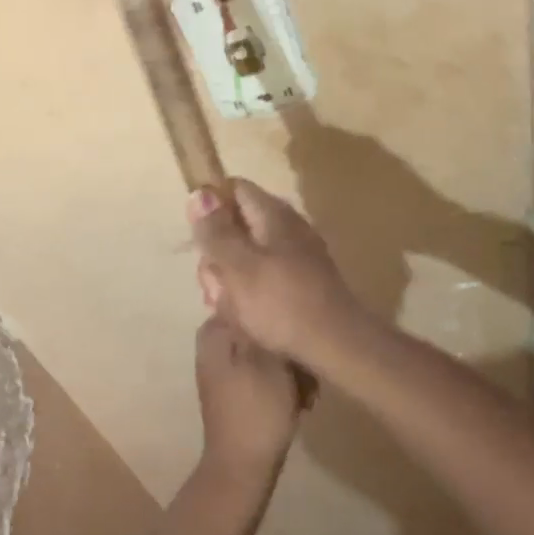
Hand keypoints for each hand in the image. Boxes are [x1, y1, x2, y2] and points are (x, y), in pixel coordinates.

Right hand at [188, 179, 360, 362]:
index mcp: (274, 215)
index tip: (198, 241)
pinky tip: (244, 317)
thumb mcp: (238, 266)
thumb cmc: (281, 303)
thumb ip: (216, 231)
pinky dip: (248, 295)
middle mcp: (288, 229)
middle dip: (216, 256)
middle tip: (214, 287)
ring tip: (228, 308)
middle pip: (237, 227)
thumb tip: (198, 194)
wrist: (335, 345)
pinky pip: (263, 279)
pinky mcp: (300, 284)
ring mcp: (296, 257)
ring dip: (229, 281)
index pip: (235, 189)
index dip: (210, 208)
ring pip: (246, 258)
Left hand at [195, 317, 301, 474]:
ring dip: (292, 372)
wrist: (243, 466)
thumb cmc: (258, 409)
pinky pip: (265, 375)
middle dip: (290, 351)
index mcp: (215, 333)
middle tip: (307, 375)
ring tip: (305, 394)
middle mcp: (215, 346)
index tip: (302, 336)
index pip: (254, 302)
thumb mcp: (268, 359)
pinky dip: (283, 387)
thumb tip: (260, 292)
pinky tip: (299, 404)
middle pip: (264, 331)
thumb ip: (264, 323)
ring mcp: (225, 370)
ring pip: (270, 354)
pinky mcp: (237, 392)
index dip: (283, 318)